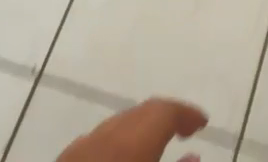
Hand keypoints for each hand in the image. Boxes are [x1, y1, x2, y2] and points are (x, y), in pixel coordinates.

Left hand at [56, 98, 208, 161]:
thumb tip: (193, 157)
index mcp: (134, 139)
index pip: (164, 110)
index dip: (186, 113)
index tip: (202, 123)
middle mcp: (107, 133)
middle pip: (140, 113)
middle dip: (164, 118)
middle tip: (184, 131)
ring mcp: (82, 146)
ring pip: (117, 126)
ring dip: (140, 130)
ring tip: (156, 147)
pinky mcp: (65, 159)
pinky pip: (97, 141)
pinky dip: (117, 144)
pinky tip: (121, 160)